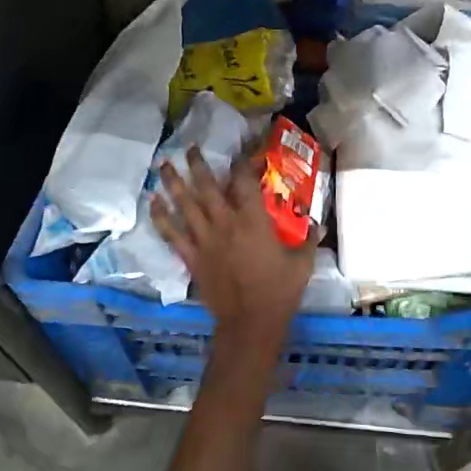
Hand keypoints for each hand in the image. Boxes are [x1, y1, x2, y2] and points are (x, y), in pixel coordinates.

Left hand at [150, 147, 317, 363]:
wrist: (250, 322)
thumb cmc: (279, 291)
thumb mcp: (303, 262)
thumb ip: (309, 239)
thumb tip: (317, 223)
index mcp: (253, 220)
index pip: (243, 182)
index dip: (242, 163)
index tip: (241, 153)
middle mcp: (225, 223)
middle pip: (206, 186)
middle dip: (197, 164)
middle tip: (189, 148)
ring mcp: (204, 239)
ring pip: (184, 204)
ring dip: (173, 182)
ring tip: (163, 165)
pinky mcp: (191, 257)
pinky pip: (171, 233)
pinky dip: (160, 217)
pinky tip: (152, 202)